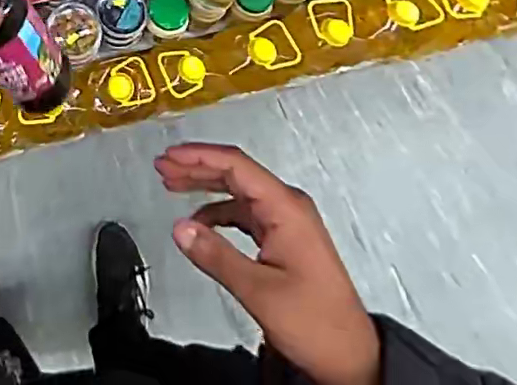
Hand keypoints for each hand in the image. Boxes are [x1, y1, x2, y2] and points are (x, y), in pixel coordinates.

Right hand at [157, 143, 379, 384]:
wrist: (353, 361)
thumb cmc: (318, 325)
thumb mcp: (259, 291)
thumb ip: (216, 255)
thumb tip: (181, 228)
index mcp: (285, 208)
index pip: (235, 165)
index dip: (198, 155)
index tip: (170, 156)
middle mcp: (287, 206)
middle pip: (234, 172)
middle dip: (195, 166)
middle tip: (164, 165)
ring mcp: (286, 221)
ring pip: (237, 190)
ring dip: (204, 186)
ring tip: (173, 184)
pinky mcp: (283, 237)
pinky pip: (243, 211)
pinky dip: (218, 210)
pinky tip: (200, 220)